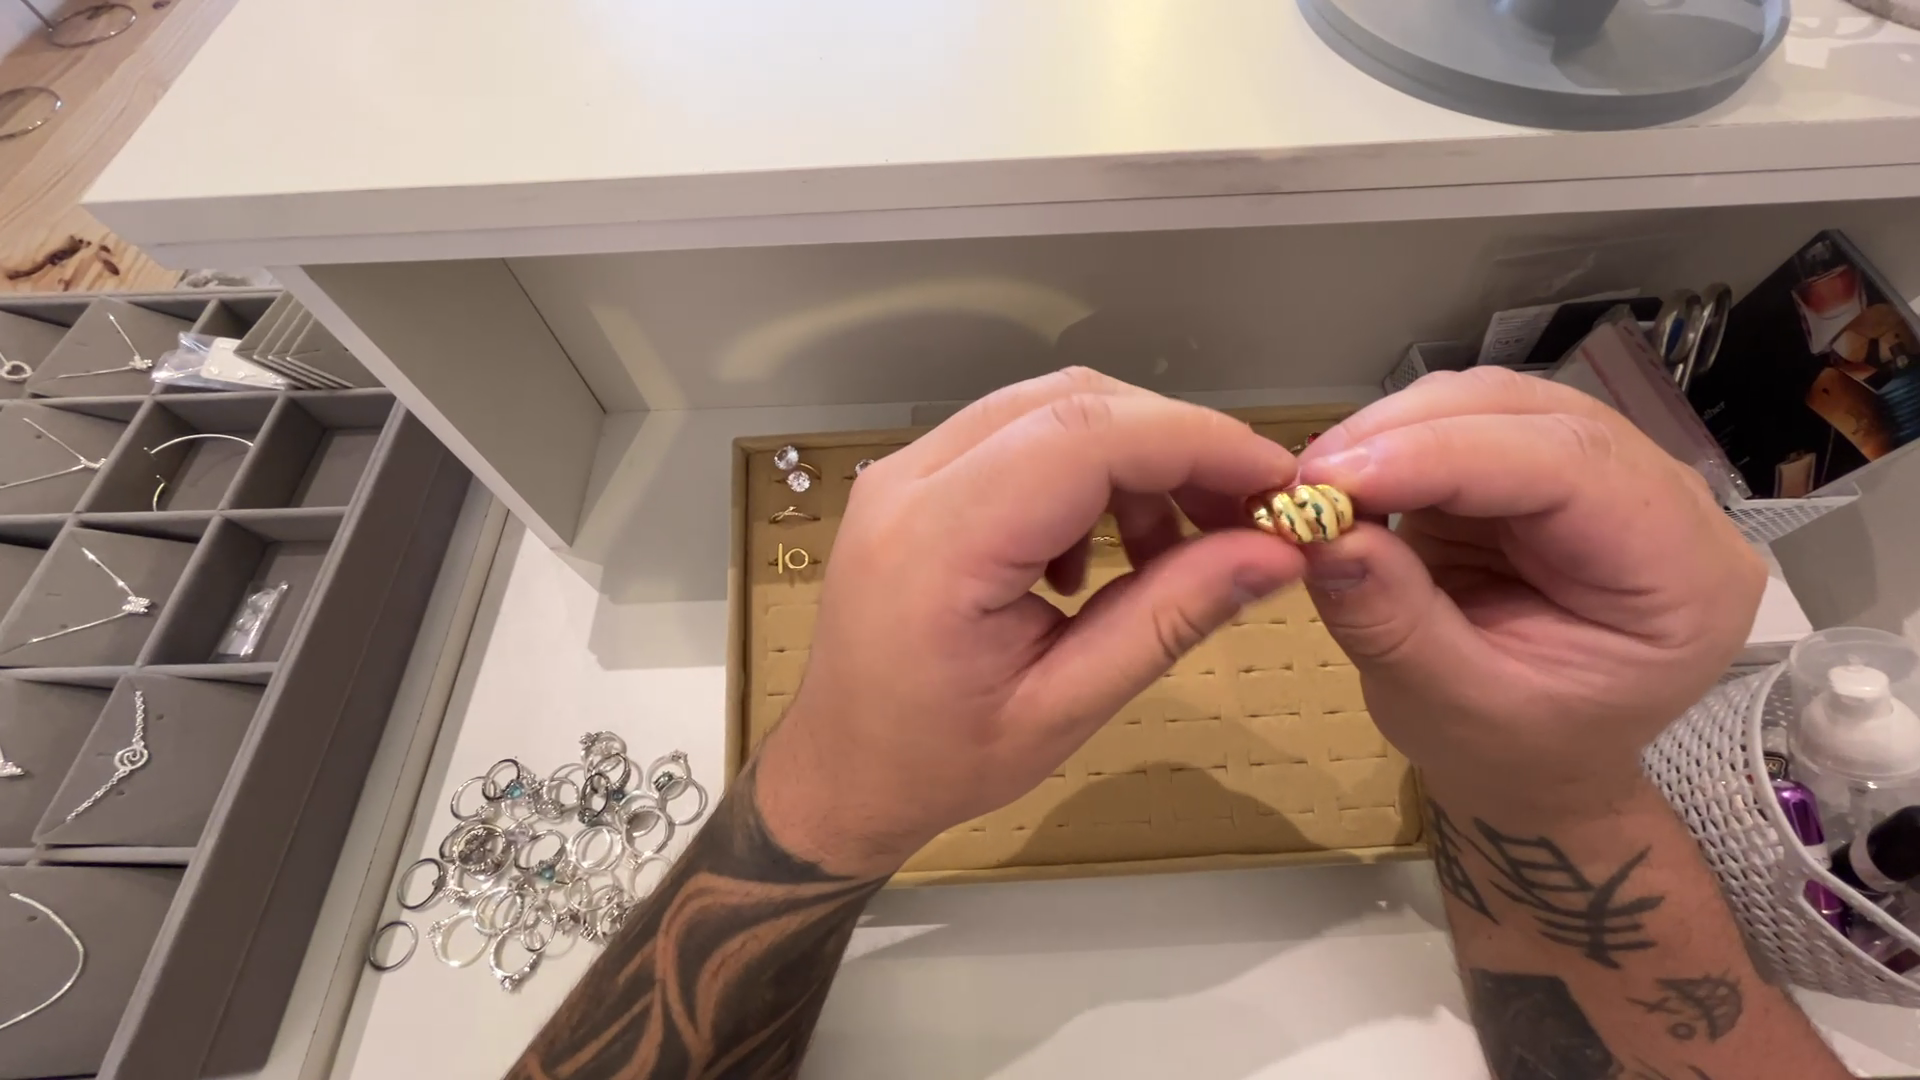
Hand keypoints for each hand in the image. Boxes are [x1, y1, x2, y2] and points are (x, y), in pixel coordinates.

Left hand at [753, 369, 1306, 875]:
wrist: (841, 768)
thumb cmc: (940, 760)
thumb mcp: (1066, 706)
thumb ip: (1170, 618)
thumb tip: (1276, 552)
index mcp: (938, 544)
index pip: (1085, 438)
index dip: (1196, 442)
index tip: (1278, 484)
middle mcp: (910, 480)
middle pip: (1069, 402)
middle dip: (1173, 443)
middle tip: (1239, 512)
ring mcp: (902, 470)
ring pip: (1045, 408)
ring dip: (1128, 457)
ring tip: (1165, 547)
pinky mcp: (911, 480)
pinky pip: (1014, 438)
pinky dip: (1078, 471)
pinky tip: (1086, 553)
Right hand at [1296, 367, 1765, 812]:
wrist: (1524, 762)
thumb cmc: (1504, 748)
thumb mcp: (1443, 702)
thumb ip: (1388, 619)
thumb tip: (1319, 533)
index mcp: (1679, 576)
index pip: (1571, 469)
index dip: (1442, 457)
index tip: (1328, 480)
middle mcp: (1657, 504)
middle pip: (1534, 414)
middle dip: (1407, 431)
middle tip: (1307, 475)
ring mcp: (1594, 480)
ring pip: (1493, 403)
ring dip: (1392, 429)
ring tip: (1319, 481)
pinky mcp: (1529, 476)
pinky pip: (1459, 424)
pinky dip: (1390, 442)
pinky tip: (1347, 479)